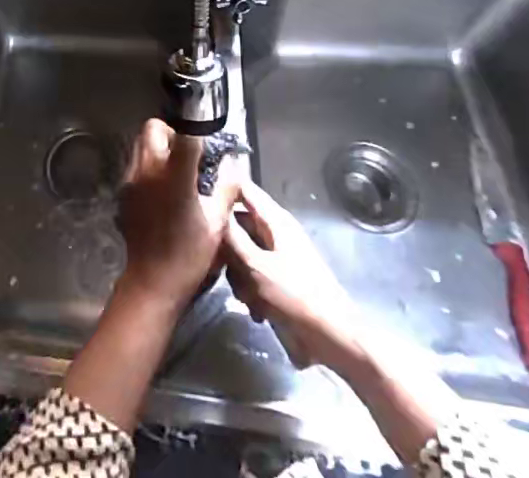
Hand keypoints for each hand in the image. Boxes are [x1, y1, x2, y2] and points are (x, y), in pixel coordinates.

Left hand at [114, 119, 242, 312]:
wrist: (152, 282)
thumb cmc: (189, 254)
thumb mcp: (216, 222)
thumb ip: (226, 187)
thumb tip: (233, 164)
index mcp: (174, 176)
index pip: (185, 134)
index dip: (197, 129)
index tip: (205, 140)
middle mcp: (147, 171)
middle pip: (153, 128)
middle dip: (172, 134)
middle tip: (188, 155)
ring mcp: (130, 181)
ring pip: (140, 144)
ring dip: (157, 148)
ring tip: (174, 171)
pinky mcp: (123, 193)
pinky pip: (134, 165)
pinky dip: (147, 167)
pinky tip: (161, 190)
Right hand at [223, 180, 362, 371]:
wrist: (331, 338)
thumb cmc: (295, 297)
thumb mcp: (256, 266)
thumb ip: (232, 237)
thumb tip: (212, 207)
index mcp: (275, 220)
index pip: (244, 190)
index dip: (222, 190)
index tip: (197, 202)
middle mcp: (276, 233)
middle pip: (238, 225)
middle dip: (226, 248)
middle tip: (216, 267)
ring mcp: (278, 258)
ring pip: (242, 254)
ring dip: (238, 276)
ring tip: (247, 297)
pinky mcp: (279, 281)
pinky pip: (252, 277)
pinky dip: (250, 291)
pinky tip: (257, 311)